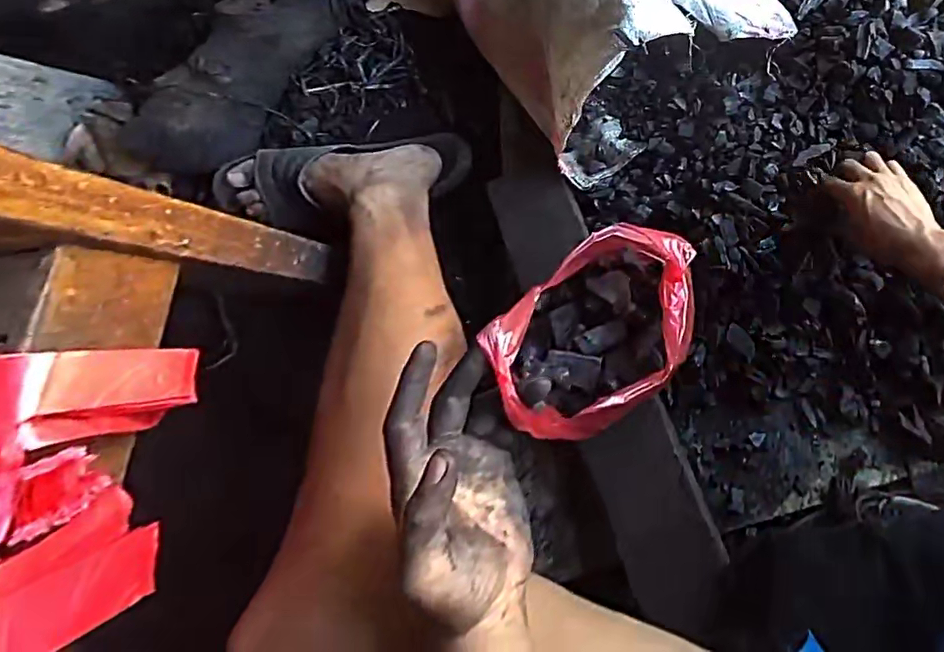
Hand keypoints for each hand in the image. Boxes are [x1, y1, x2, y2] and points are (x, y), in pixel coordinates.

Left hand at [384, 341, 533, 641]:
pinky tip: (538, 391)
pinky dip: (521, 404)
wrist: (489, 604)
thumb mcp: (425, 568)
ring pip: (479, 409)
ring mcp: (472, 463)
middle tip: (488, 339)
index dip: (411, 385)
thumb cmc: (448, 596)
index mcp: (413, 484)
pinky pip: (507, 424)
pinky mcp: (499, 467)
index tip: (425, 348)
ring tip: (523, 361)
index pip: (405, 423)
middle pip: (444, 405)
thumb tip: (438, 458)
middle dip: (461, 370)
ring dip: (496, 383)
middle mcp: (440, 463)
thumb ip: (425, 516)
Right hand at [822, 151, 943, 282]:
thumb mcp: (857, 239)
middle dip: (841, 171)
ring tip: (864, 171)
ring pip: (871, 157)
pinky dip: (886, 167)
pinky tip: (886, 175)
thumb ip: (843, 224)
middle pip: (848, 164)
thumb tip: (836, 219)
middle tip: (842, 179)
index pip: (830, 183)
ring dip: (864, 163)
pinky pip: (892, 164)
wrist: (919, 242)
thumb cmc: (888, 244)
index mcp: (853, 194)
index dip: (824, 186)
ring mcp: (888, 177)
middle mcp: (869, 180)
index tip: (824, 190)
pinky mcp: (905, 179)